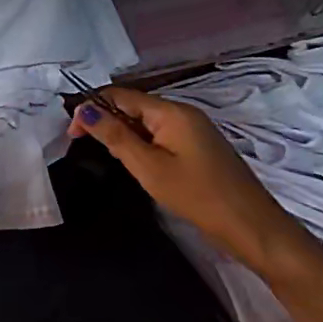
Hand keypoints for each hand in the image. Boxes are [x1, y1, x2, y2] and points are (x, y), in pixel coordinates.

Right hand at [70, 86, 311, 276]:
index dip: (92, 108)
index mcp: (171, 112)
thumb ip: (114, 135)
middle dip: (106, 120)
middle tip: (86, 147)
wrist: (251, 226)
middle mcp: (183, 112)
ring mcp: (193, 128)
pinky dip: (140, 142)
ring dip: (122, 132)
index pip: (121, 95)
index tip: (72, 134)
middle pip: (133, 105)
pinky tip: (136, 162)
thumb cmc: (196, 195)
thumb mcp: (147, 166)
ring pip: (145, 121)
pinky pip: (159, 133)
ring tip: (110, 156)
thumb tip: (84, 110)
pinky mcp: (198, 145)